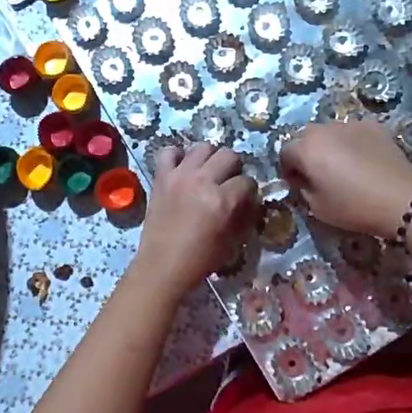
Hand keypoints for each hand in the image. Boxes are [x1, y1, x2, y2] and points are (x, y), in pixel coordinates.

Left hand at [133, 143, 258, 295]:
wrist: (162, 265)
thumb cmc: (200, 258)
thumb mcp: (232, 240)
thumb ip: (244, 215)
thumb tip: (250, 200)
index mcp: (222, 200)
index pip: (247, 181)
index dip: (250, 190)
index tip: (246, 198)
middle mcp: (202, 181)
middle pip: (228, 155)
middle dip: (234, 168)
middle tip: (228, 182)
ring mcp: (179, 175)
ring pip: (202, 147)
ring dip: (210, 158)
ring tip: (207, 172)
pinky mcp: (161, 176)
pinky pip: (169, 152)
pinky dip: (177, 156)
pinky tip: (183, 168)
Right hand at [279, 121, 411, 238]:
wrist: (402, 200)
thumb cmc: (354, 206)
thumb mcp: (317, 207)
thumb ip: (303, 189)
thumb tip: (304, 181)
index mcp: (305, 148)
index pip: (285, 152)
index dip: (288, 169)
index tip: (298, 184)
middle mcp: (323, 129)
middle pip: (305, 137)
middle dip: (307, 153)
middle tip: (318, 173)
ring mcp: (349, 124)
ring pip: (329, 132)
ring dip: (329, 145)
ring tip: (343, 165)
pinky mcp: (373, 126)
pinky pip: (352, 132)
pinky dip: (351, 142)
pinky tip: (363, 160)